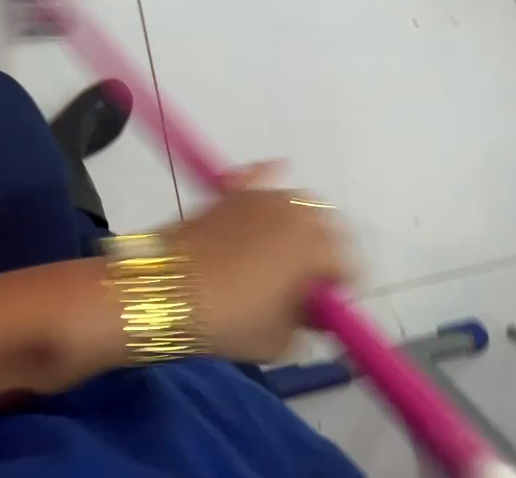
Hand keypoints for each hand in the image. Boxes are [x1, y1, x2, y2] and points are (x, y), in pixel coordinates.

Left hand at [165, 162, 350, 363]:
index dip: (337, 291)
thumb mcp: (281, 340)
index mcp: (316, 248)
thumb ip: (306, 322)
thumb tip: (308, 309)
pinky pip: (258, 175)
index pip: (347, 266)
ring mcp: (261, 196)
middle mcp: (295, 213)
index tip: (321, 311)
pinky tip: (269, 188)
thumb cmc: (231, 320)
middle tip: (302, 284)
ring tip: (282, 252)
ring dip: (299, 224)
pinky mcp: (231, 191)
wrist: (168, 288)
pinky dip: (267, 179)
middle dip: (323, 254)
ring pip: (297, 203)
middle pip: (327, 228)